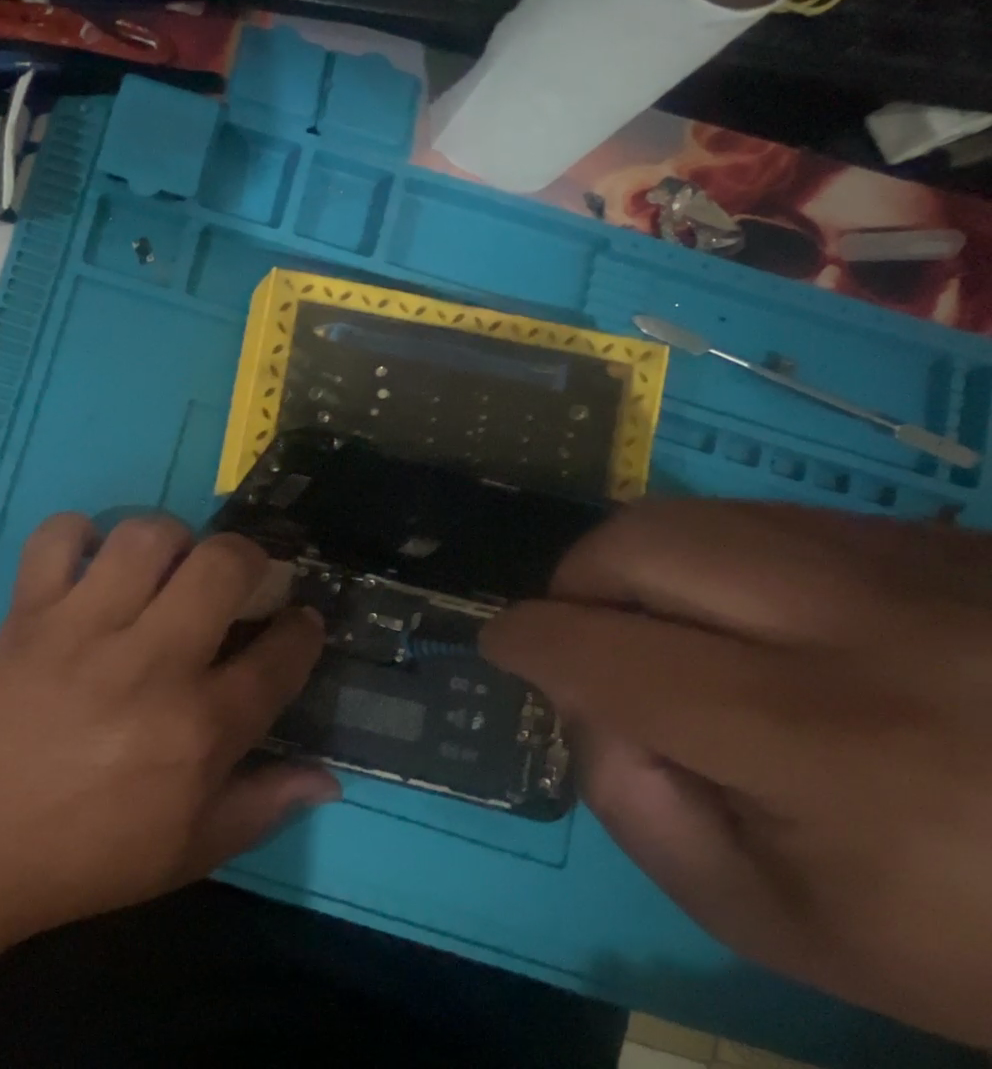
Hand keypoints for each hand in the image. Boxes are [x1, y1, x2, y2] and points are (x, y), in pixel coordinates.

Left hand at [0, 512, 338, 942]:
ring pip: (146, 537)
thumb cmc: (89, 857)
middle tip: (236, 579)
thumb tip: (327, 777)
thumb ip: (263, 807)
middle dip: (248, 559)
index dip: (303, 629)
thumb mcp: (190, 852)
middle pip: (222, 566)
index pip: (280, 654)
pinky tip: (90, 563)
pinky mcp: (27, 616)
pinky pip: (55, 539)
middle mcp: (151, 663)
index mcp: (201, 727)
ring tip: (166, 566)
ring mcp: (83, 630)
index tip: (298, 621)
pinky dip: (78, 534)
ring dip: (171, 540)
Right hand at [481, 501, 991, 1046]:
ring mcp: (935, 570)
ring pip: (712, 516)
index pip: (606, 653)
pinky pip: (789, 522)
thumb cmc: (963, 934)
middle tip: (584, 633)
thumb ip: (631, 803)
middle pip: (647, 543)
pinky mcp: (968, 547)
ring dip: (651, 568)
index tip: (505, 648)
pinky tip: (770, 626)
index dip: (526, 641)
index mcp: (823, 744)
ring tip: (675, 630)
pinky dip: (734, 564)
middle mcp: (877, 629)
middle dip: (576, 581)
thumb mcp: (762, 913)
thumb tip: (580, 700)